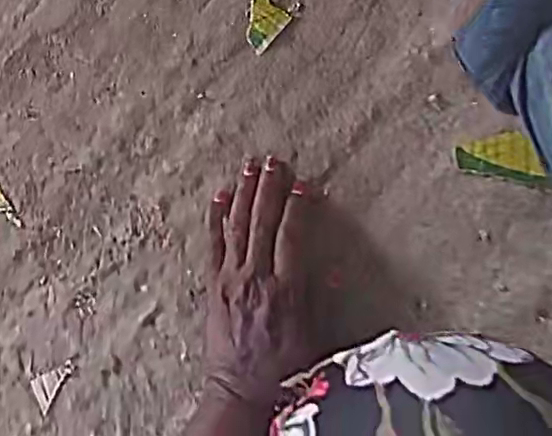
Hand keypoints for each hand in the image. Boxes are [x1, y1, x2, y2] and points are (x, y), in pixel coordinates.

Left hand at [202, 156, 314, 411]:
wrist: (240, 392)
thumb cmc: (284, 368)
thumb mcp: (314, 338)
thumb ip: (322, 299)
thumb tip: (338, 268)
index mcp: (285, 290)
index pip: (292, 236)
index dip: (298, 207)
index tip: (304, 184)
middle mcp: (256, 278)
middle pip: (263, 222)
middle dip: (269, 188)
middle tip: (274, 160)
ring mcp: (231, 278)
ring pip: (238, 226)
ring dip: (245, 192)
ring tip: (249, 165)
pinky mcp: (213, 283)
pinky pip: (213, 243)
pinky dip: (216, 217)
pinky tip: (220, 194)